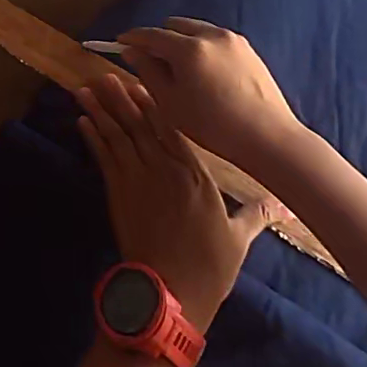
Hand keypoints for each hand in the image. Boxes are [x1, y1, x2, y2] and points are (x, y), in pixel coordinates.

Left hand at [75, 75, 272, 331]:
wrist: (171, 293)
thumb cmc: (208, 266)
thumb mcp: (238, 238)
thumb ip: (257, 215)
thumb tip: (284, 206)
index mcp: (195, 173)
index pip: (173, 128)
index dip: (155, 104)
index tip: (142, 82)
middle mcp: (164, 167)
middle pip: (140, 124)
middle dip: (122, 97)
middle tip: (107, 74)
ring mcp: (138, 179)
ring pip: (118, 135)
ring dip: (101, 110)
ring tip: (86, 88)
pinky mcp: (118, 194)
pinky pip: (103, 157)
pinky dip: (92, 137)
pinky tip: (82, 120)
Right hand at [113, 18, 303, 171]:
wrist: (268, 137)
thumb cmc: (213, 125)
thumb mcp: (170, 102)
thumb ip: (147, 71)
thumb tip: (132, 51)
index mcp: (188, 48)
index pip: (151, 34)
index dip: (132, 38)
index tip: (120, 42)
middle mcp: (211, 34)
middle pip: (174, 25)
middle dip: (159, 37)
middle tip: (151, 59)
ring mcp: (233, 40)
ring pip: (196, 30)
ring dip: (181, 41)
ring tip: (179, 67)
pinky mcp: (248, 49)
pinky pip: (215, 39)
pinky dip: (201, 47)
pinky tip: (204, 73)